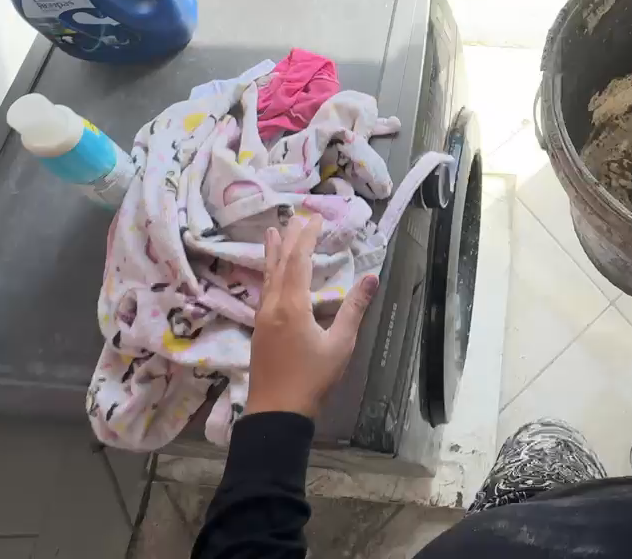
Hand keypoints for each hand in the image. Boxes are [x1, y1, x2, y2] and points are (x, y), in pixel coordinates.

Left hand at [245, 215, 379, 417]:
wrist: (276, 415)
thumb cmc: (312, 379)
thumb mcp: (340, 344)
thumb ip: (354, 308)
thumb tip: (371, 277)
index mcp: (291, 305)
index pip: (299, 261)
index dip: (307, 238)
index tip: (316, 219)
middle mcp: (272, 306)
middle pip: (280, 264)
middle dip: (290, 239)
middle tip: (297, 217)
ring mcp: (262, 318)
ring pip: (268, 276)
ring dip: (274, 252)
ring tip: (273, 232)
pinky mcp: (259, 329)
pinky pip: (264, 289)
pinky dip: (269, 272)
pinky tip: (270, 274)